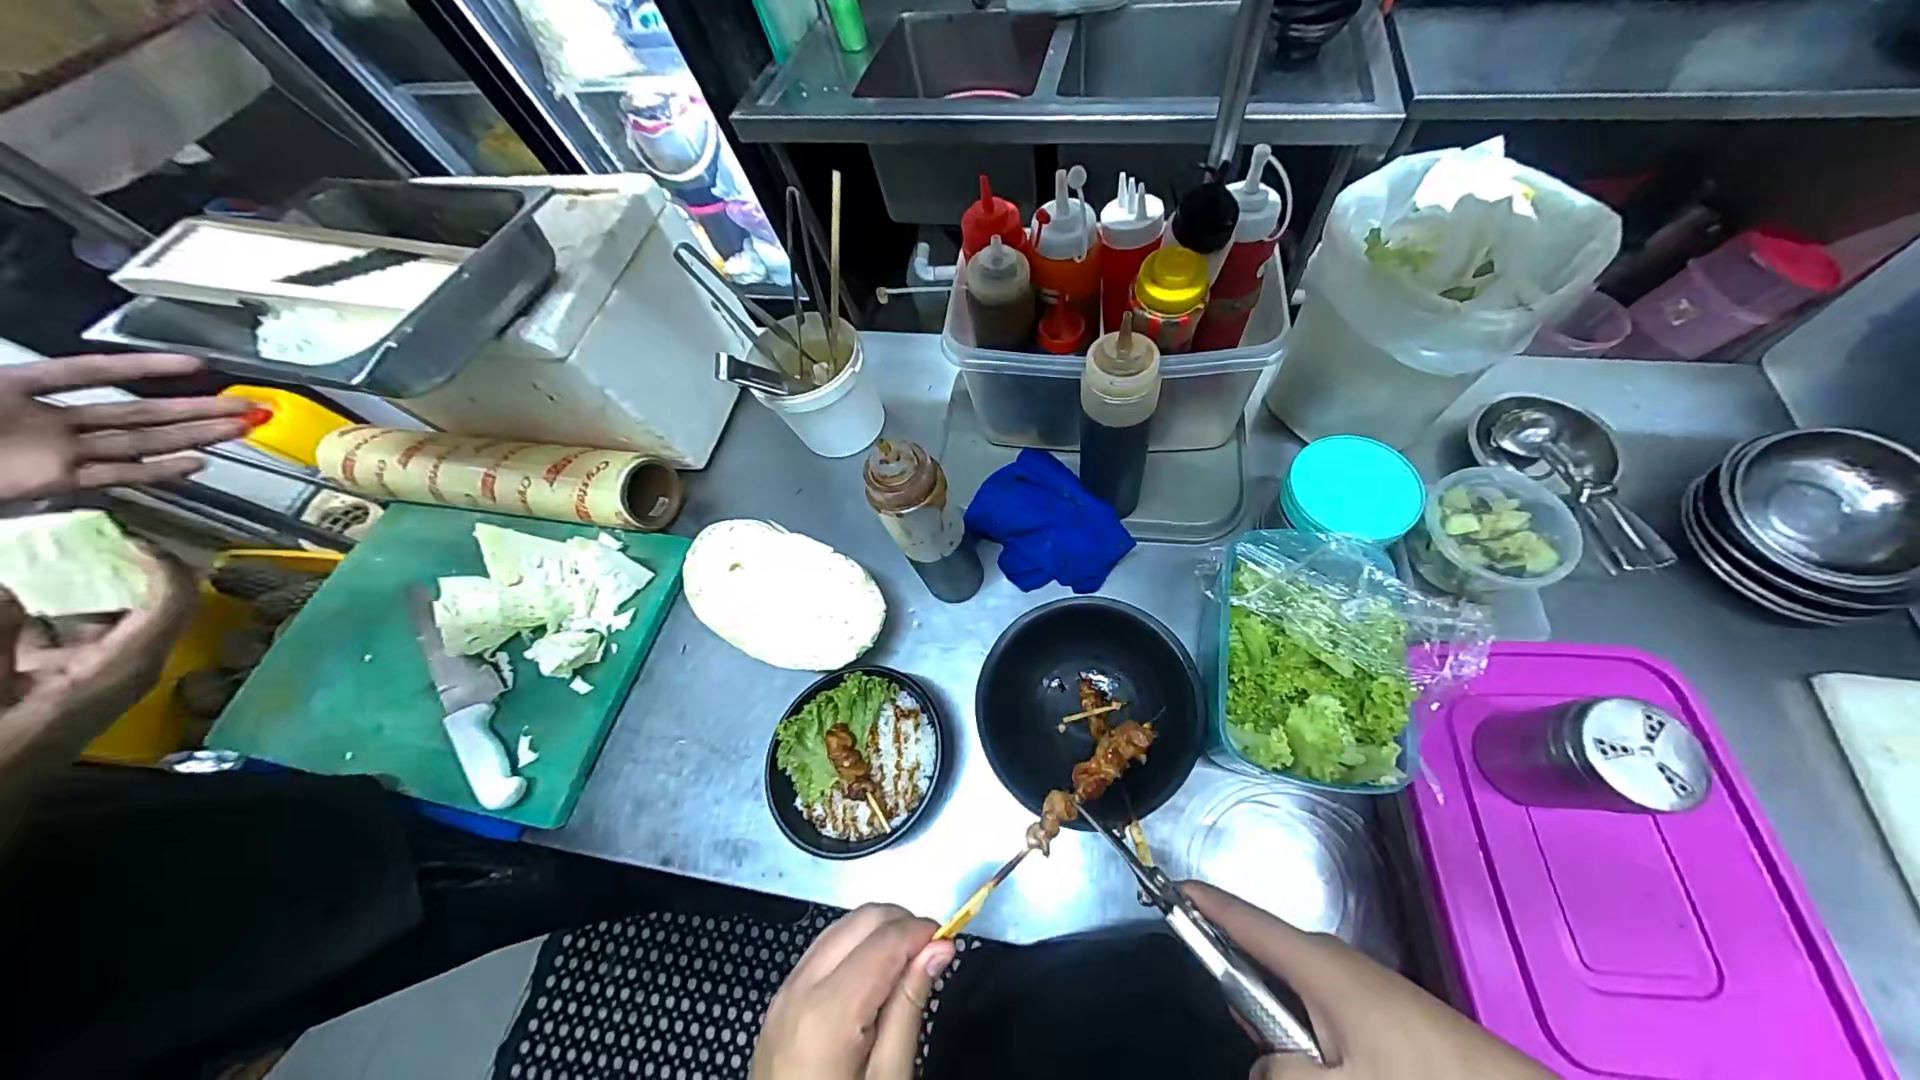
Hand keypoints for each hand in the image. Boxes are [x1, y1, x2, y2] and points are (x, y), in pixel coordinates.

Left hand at [0, 352, 256, 502]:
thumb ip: (32, 372)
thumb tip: (47, 350)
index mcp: (11, 388)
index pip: (90, 372)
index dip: (144, 366)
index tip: (197, 364)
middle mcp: (46, 421)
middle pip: (137, 413)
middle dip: (197, 408)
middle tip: (245, 405)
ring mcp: (55, 453)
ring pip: (141, 442)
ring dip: (196, 435)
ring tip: (240, 428)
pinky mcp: (55, 482)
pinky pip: (116, 476)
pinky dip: (159, 471)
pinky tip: (197, 463)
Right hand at [0, 545, 195, 768]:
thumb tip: (4, 583)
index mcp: (124, 667)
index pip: (171, 602)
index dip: (159, 563)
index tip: (125, 534)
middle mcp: (125, 670)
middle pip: (141, 606)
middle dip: (110, 571)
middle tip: (72, 538)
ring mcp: (94, 680)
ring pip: (97, 622)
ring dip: (68, 592)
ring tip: (38, 557)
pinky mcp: (60, 690)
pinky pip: (63, 643)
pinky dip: (39, 620)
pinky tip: (14, 601)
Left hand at [750, 904, 955, 1079]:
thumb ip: (910, 1007)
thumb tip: (938, 948)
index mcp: (828, 1013)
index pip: (884, 941)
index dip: (922, 932)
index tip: (949, 942)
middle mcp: (800, 987)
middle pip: (861, 919)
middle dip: (902, 924)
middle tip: (930, 953)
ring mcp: (784, 992)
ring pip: (842, 926)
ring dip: (879, 931)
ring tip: (907, 964)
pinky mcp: (779, 1000)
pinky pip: (823, 948)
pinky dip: (854, 945)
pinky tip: (874, 975)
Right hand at [1184, 882, 1554, 1079]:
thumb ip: (1280, 1073)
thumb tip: (1262, 1066)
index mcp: (1314, 962)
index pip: (1241, 917)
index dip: (1200, 900)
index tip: (1166, 888)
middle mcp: (1332, 959)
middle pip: (1260, 955)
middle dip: (1241, 988)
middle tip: (1259, 1045)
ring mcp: (1360, 982)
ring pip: (1291, 990)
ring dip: (1280, 1023)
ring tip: (1309, 1069)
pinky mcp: (1381, 1008)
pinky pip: (1321, 1007)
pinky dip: (1310, 1033)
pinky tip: (1334, 1070)